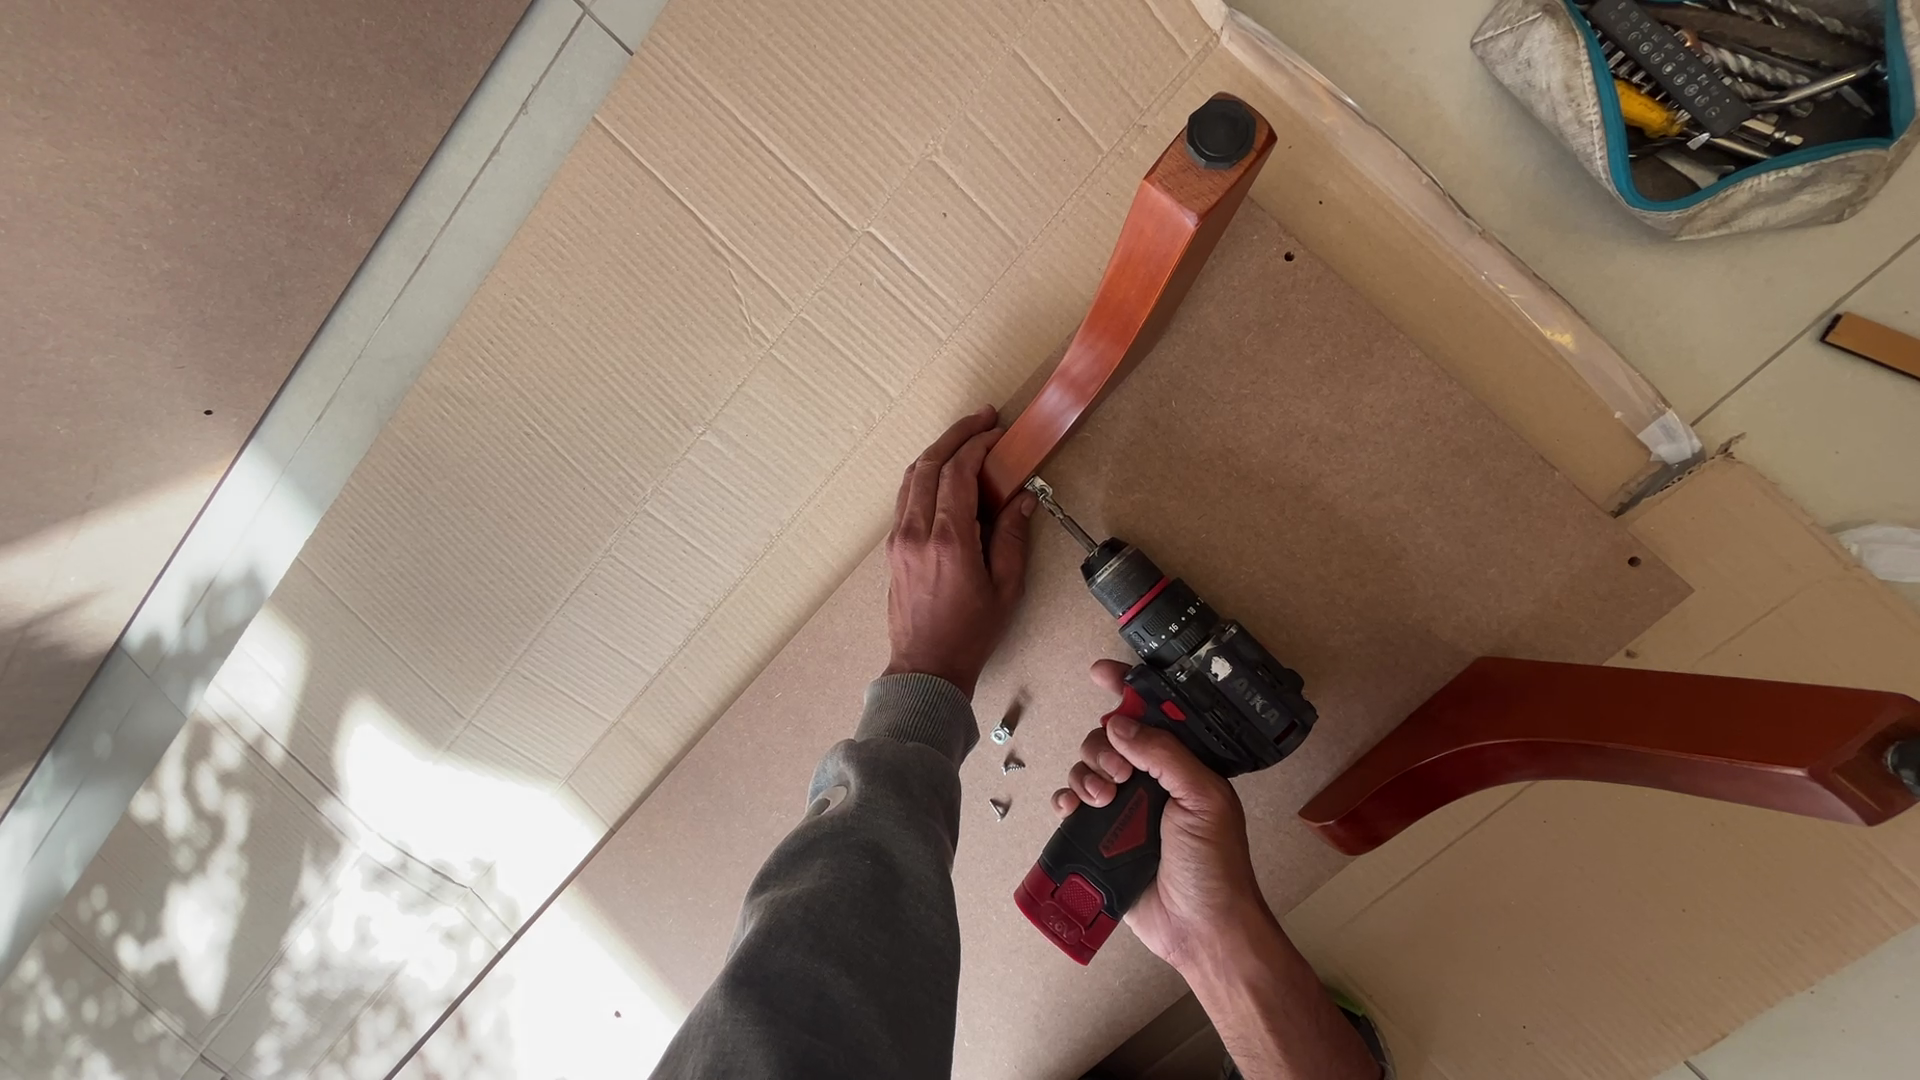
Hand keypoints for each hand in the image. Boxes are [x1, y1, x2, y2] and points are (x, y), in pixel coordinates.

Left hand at [882, 406, 1037, 697]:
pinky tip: (944, 471)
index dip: (979, 446)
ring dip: (937, 450)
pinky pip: (906, 496)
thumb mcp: (1006, 587)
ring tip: (964, 436)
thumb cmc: (971, 632)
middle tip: (983, 418)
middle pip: (929, 463)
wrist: (926, 666)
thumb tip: (1021, 497)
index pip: (958, 473)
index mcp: (948, 540)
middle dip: (957, 434)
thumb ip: (1013, 537)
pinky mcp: (892, 546)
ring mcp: (898, 537)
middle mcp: (916, 531)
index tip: (999, 433)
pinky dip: (925, 473)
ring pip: (912, 476)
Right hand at [1052, 659, 1277, 973]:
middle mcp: (1150, 779)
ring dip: (1085, 773)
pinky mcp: (1101, 835)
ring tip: (1102, 799)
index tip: (1100, 672)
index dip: (1126, 689)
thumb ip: (1165, 756)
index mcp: (1181, 764)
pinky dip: (1065, 798)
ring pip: (1087, 766)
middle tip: (1119, 772)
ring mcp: (1124, 807)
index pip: (1152, 715)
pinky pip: (1071, 803)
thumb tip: (1120, 725)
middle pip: (1108, 738)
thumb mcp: (1203, 799)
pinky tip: (1071, 808)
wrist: (1200, 930)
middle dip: (1104, 745)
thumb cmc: (1216, 865)